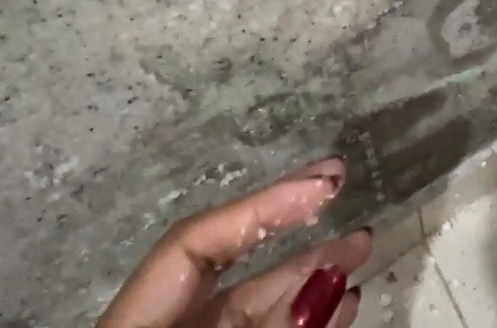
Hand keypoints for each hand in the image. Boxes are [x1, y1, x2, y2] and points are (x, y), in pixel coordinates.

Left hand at [98, 158, 369, 327]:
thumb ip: (267, 321)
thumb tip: (334, 286)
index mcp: (135, 307)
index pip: (198, 235)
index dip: (264, 203)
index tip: (327, 182)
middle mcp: (162, 310)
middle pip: (232, 259)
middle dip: (296, 227)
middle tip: (347, 191)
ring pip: (255, 296)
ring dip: (313, 273)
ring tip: (361, 248)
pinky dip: (302, 314)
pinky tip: (343, 300)